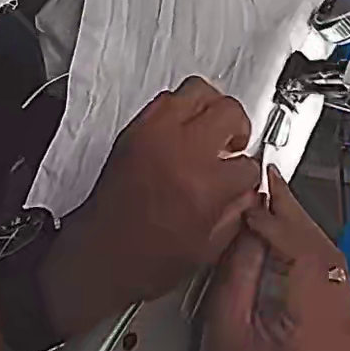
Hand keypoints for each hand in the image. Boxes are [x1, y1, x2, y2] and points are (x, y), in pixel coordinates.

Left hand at [41, 77, 262, 336]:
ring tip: (210, 126)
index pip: (247, 163)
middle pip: (229, 111)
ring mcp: (156, 135)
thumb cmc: (143, 259)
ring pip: (197, 91)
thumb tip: (249, 190)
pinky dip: (180, 109)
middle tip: (234, 141)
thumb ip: (236, 212)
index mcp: (205, 186)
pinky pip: (165, 100)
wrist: (99, 256)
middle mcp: (182, 152)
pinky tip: (183, 128)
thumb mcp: (206, 248)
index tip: (243, 175)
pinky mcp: (135, 130)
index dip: (249, 172)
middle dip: (239, 127)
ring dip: (211, 108)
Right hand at [199, 169, 349, 350]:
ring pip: (332, 261)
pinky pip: (332, 277)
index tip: (259, 200)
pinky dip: (308, 251)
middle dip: (295, 215)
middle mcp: (342, 340)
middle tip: (271, 186)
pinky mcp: (346, 333)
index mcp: (313, 342)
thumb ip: (239, 269)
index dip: (282, 222)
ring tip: (274, 203)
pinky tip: (287, 235)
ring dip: (302, 229)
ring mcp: (349, 338)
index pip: (308, 258)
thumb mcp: (223, 328)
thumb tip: (251, 222)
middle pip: (327, 255)